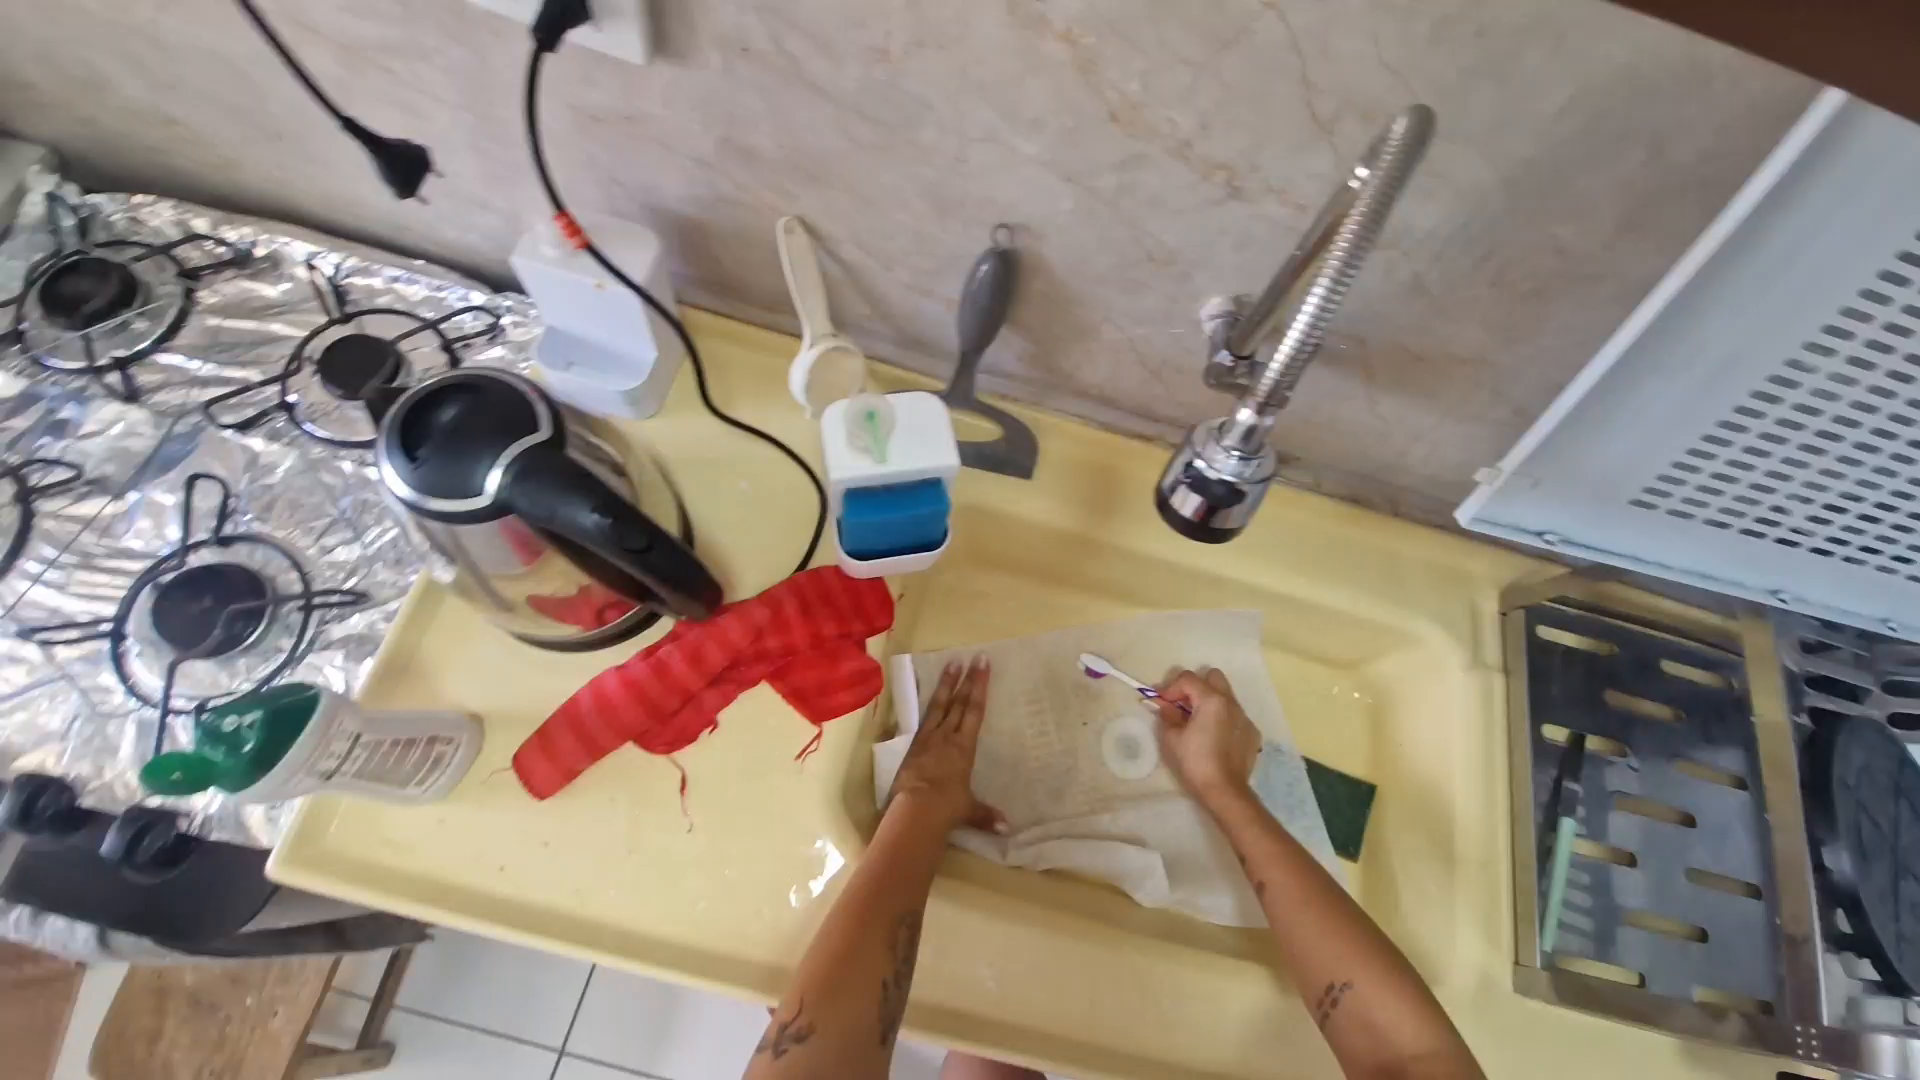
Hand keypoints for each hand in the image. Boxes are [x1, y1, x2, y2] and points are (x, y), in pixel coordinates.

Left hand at [887, 657, 1004, 833]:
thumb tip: (1006, 828)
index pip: (975, 711)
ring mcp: (927, 739)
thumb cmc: (947, 808)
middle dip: (968, 679)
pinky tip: (925, 693)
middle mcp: (947, 737)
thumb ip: (986, 815)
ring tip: (952, 663)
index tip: (983, 666)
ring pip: (940, 705)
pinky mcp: (912, 746)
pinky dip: (925, 703)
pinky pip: (921, 719)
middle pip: (959, 703)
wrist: (916, 810)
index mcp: (965, 748)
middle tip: (973, 657)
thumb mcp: (969, 810)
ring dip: (947, 684)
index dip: (980, 687)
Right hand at [1154, 668, 1260, 808]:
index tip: (1161, 703)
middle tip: (1182, 705)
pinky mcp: (1252, 733)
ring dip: (1209, 702)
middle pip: (1213, 677)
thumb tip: (1163, 705)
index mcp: (1212, 700)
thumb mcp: (1172, 737)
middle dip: (1195, 686)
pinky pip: (1235, 716)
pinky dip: (1222, 719)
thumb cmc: (1195, 762)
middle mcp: (1232, 703)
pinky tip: (1214, 738)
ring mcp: (1245, 718)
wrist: (1225, 791)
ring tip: (1197, 722)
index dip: (1170, 688)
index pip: (1188, 679)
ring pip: (1225, 696)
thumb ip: (1167, 715)